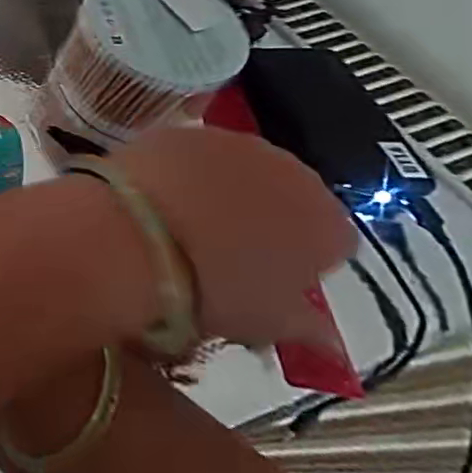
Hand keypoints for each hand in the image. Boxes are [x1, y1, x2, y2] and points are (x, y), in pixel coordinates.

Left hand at [98, 127, 356, 348]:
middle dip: (269, 220)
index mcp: (326, 221)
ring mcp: (235, 141)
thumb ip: (307, 327)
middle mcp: (290, 168)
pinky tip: (161, 198)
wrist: (137, 236)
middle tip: (231, 254)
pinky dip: (187, 173)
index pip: (334, 242)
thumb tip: (329, 342)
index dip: (305, 263)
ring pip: (243, 168)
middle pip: (289, 195)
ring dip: (227, 191)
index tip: (276, 282)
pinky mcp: (185, 129)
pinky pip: (197, 154)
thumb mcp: (268, 323)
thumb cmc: (214, 290)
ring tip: (191, 225)